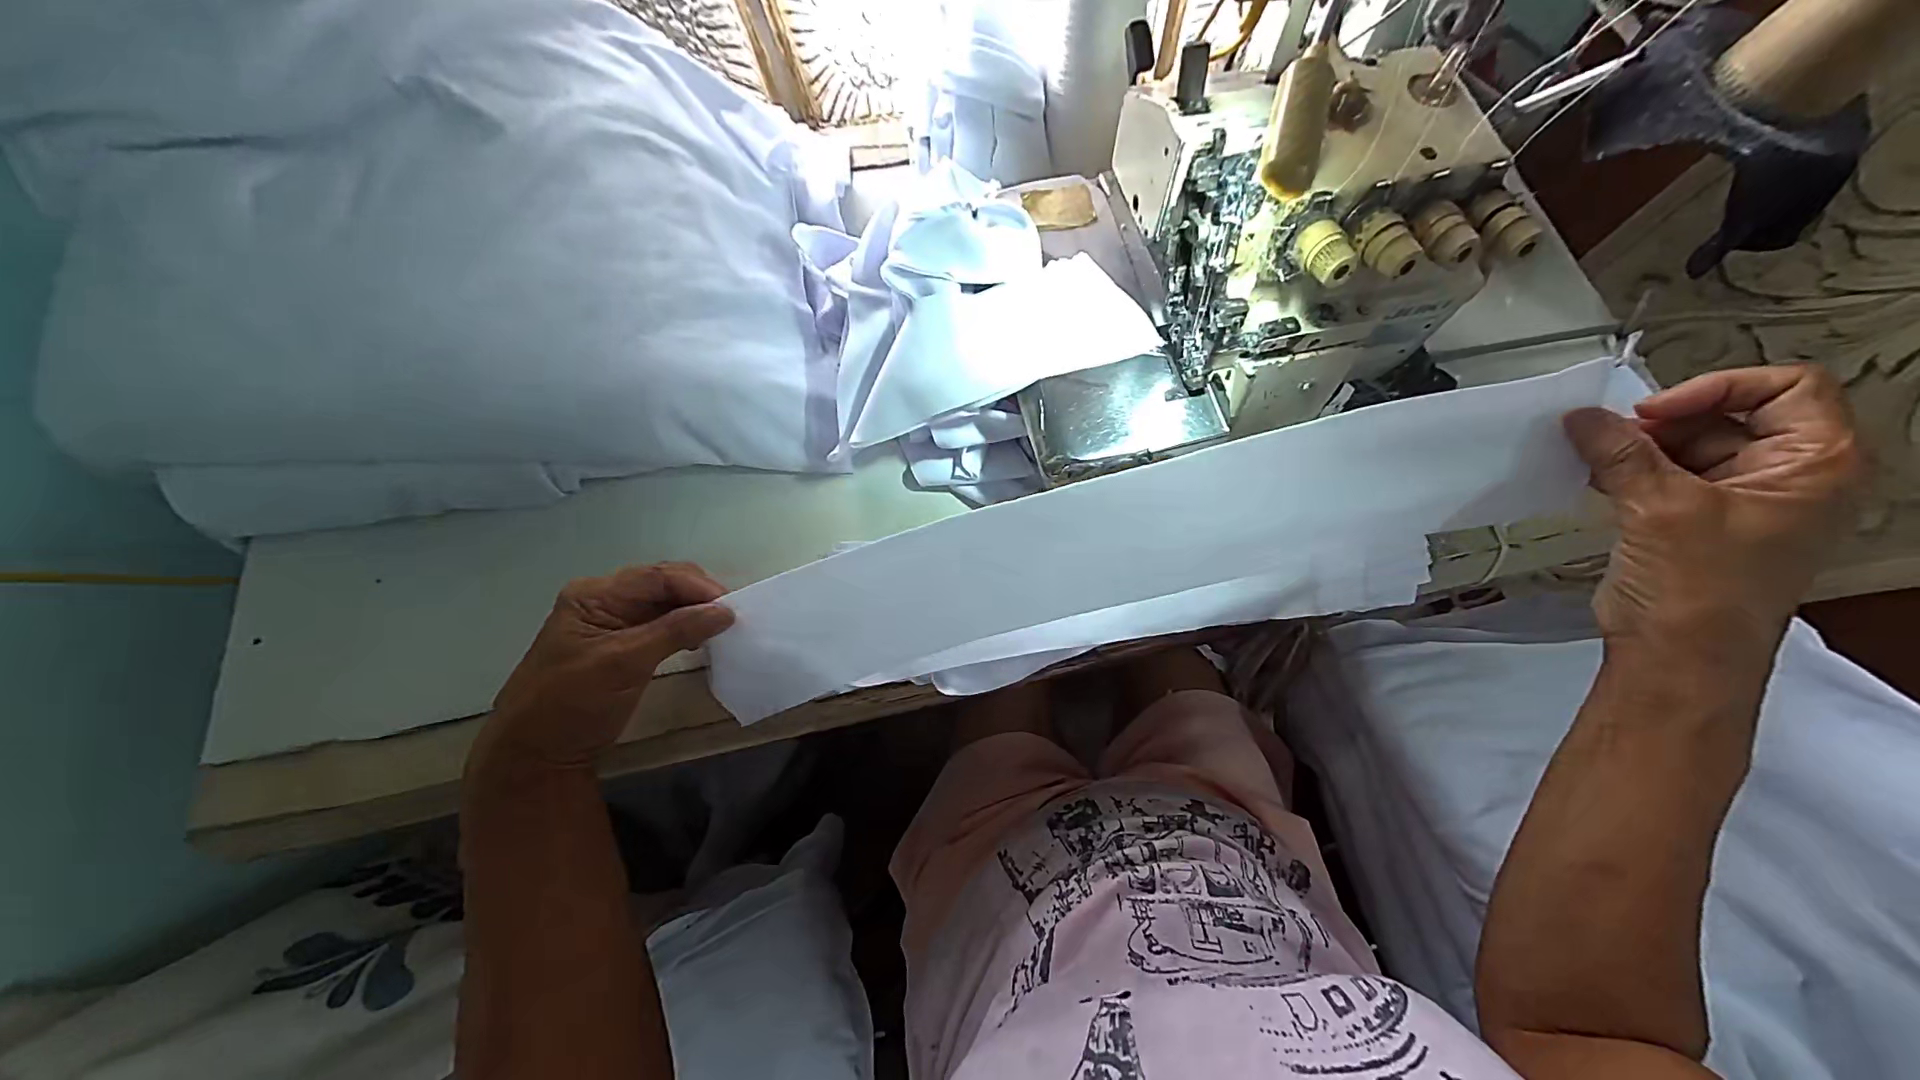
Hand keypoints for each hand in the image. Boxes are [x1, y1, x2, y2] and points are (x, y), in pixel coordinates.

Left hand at [471, 563, 734, 770]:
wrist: (537, 755)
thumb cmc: (572, 704)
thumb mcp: (624, 664)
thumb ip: (675, 631)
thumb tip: (726, 612)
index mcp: (593, 596)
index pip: (656, 577)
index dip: (697, 587)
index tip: (731, 607)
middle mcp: (604, 600)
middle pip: (663, 583)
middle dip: (699, 595)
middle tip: (731, 617)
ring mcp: (614, 621)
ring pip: (666, 602)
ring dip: (696, 611)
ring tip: (722, 627)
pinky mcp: (625, 643)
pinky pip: (663, 622)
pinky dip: (686, 626)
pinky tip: (702, 638)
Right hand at [1564, 365, 1862, 645]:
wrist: (1678, 653)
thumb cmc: (1701, 587)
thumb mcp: (1663, 507)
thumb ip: (1621, 453)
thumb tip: (1582, 416)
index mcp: (1816, 464)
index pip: (1786, 388)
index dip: (1717, 389)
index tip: (1651, 413)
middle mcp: (1786, 475)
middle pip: (1728, 415)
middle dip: (1664, 423)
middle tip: (1610, 439)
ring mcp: (1738, 498)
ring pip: (1687, 446)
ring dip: (1637, 449)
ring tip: (1596, 462)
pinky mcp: (1694, 518)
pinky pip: (1663, 475)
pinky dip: (1627, 470)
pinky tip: (1595, 478)